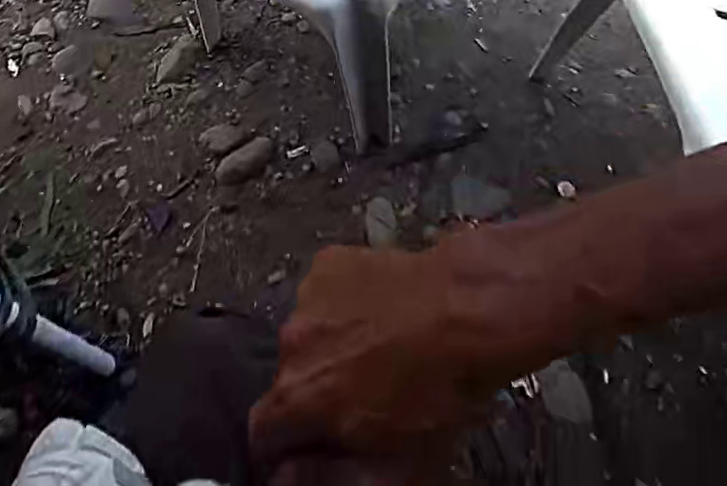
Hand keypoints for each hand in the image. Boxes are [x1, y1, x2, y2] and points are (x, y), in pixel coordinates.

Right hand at [249, 239, 521, 472]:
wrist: (464, 311)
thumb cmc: (438, 391)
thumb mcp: (394, 468)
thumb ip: (326, 479)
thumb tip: (284, 477)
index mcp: (299, 394)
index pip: (262, 430)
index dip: (283, 445)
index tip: (310, 444)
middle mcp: (292, 340)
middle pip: (290, 377)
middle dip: (316, 390)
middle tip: (362, 393)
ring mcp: (309, 294)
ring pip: (309, 332)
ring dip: (330, 344)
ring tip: (377, 347)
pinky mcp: (328, 262)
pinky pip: (325, 293)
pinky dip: (342, 305)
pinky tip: (380, 312)